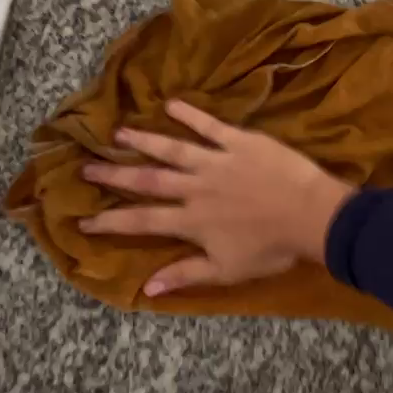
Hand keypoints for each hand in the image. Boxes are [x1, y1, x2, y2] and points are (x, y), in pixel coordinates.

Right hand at [81, 100, 356, 295]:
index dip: (111, 222)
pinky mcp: (241, 141)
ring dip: (144, 141)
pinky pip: (210, 125)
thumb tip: (145, 288)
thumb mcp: (226, 270)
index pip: (143, 222)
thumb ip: (185, 273)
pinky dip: (190, 115)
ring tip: (118, 133)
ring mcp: (218, 161)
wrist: (310, 213)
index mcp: (192, 221)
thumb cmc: (272, 247)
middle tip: (85, 167)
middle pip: (148, 180)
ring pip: (173, 149)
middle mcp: (197, 188)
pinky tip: (171, 104)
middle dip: (115, 175)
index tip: (83, 220)